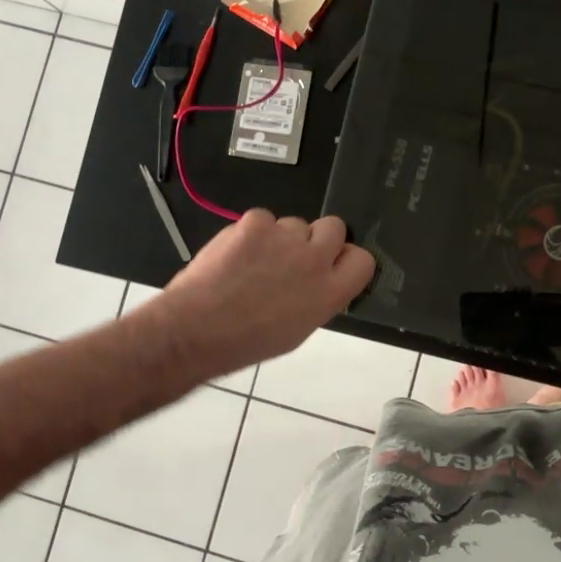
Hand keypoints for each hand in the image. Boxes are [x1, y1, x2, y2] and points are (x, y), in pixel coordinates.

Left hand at [148, 210, 374, 381]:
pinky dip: (252, 233)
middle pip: (335, 227)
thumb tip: (317, 282)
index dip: (346, 259)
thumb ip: (318, 297)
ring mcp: (285, 236)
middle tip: (293, 258)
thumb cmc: (247, 342)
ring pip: (294, 223)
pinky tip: (236, 255)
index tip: (331, 266)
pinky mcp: (255, 223)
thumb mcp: (298, 329)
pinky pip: (263, 220)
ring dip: (281, 238)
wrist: (197, 329)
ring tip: (254, 262)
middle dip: (318, 238)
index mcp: (331, 292)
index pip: (362, 258)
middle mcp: (315, 258)